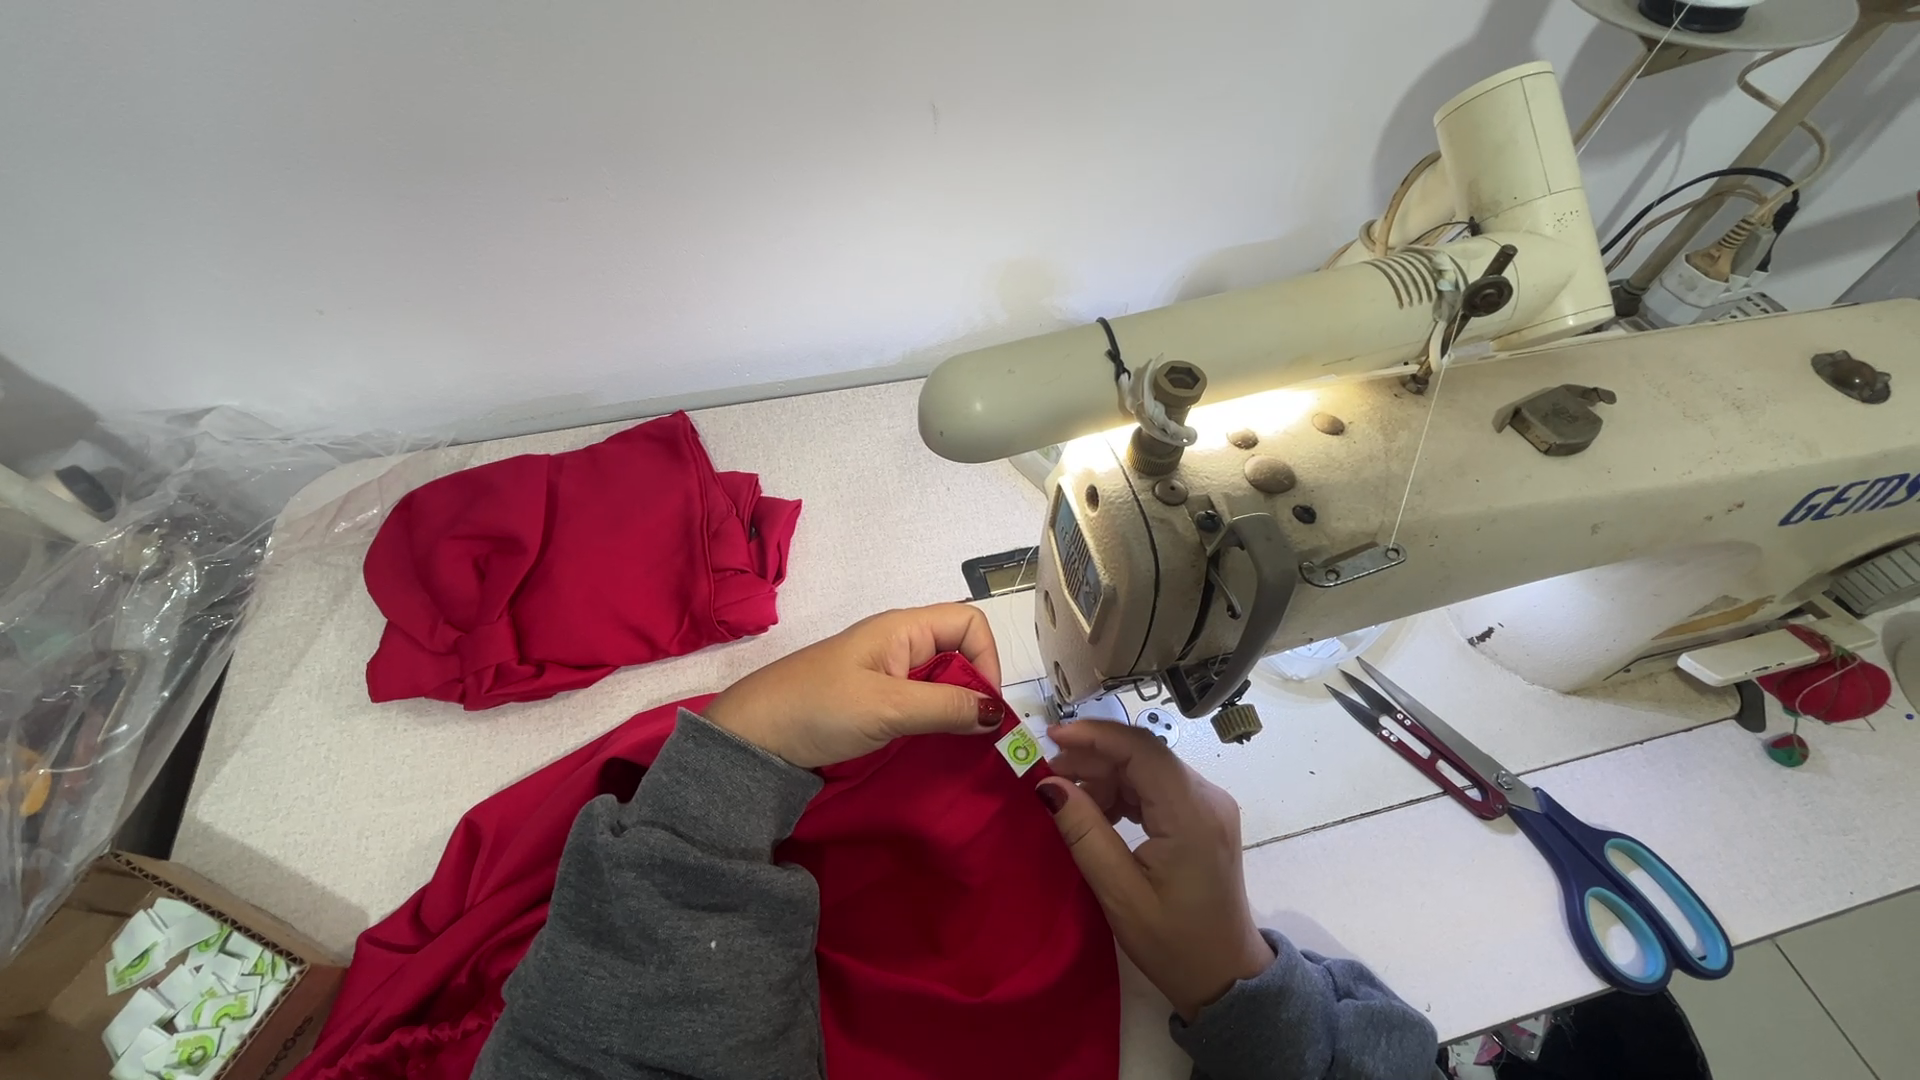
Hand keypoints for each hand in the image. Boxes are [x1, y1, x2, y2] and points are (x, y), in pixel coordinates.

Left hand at [702, 604, 1006, 768]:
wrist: (752, 737)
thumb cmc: (818, 708)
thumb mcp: (887, 708)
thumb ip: (944, 707)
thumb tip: (996, 713)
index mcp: (903, 628)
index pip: (968, 622)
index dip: (987, 657)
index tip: (986, 705)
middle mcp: (900, 644)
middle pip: (959, 652)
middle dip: (976, 687)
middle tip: (978, 732)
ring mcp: (887, 673)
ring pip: (942, 680)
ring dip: (956, 708)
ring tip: (959, 742)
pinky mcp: (875, 701)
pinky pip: (921, 702)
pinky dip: (935, 720)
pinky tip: (934, 744)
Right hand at [1036, 721, 1273, 1020]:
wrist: (1226, 977)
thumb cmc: (1174, 943)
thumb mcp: (1120, 893)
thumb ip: (1084, 832)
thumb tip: (1047, 784)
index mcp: (1192, 813)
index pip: (1142, 748)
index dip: (1095, 735)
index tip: (1051, 737)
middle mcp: (1207, 796)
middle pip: (1143, 754)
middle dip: (1093, 757)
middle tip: (1050, 775)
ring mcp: (1208, 803)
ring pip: (1147, 767)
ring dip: (1105, 775)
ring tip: (1070, 800)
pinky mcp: (1203, 814)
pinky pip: (1156, 785)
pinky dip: (1122, 790)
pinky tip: (1098, 811)